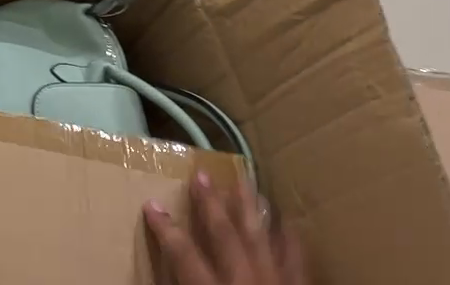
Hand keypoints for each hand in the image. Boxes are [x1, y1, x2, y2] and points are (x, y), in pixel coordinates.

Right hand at [143, 172, 304, 284]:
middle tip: (201, 175)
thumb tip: (153, 280)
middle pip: (225, 236)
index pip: (184, 254)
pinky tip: (288, 223)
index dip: (165, 228)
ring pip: (262, 241)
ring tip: (244, 183)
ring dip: (251, 211)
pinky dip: (292, 242)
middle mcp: (245, 284)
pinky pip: (298, 265)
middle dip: (211, 205)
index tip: (151, 205)